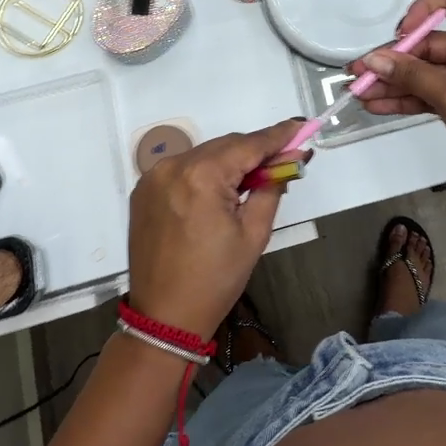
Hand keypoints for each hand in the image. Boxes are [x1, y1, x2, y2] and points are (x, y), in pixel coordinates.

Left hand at [125, 120, 303, 339]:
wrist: (164, 318)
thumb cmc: (216, 279)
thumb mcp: (254, 233)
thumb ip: (273, 186)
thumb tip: (292, 158)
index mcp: (202, 176)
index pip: (249, 144)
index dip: (278, 135)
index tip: (301, 126)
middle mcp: (174, 166)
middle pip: (226, 145)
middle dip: (256, 150)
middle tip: (284, 160)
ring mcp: (154, 177)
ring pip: (205, 154)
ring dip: (230, 161)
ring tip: (253, 180)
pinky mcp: (144, 190)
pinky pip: (184, 168)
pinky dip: (205, 172)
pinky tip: (221, 191)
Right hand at [348, 0, 445, 197]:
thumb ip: (411, 75)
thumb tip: (373, 60)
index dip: (423, 9)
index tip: (401, 32)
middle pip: (427, 43)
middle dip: (393, 58)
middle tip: (359, 72)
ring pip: (421, 72)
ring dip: (392, 82)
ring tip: (359, 92)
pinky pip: (424, 94)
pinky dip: (403, 99)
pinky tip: (376, 105)